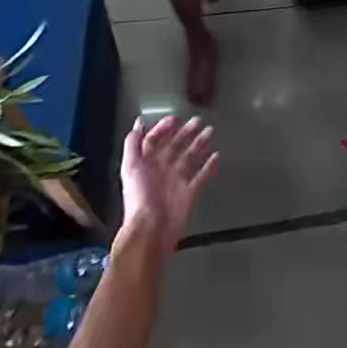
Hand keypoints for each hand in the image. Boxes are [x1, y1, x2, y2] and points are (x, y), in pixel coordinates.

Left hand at [118, 116, 216, 252]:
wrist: (151, 229)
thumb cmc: (139, 198)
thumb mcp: (130, 167)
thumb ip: (133, 144)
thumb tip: (138, 124)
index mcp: (147, 163)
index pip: (154, 140)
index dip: (163, 128)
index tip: (175, 118)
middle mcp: (162, 170)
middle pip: (175, 146)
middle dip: (186, 133)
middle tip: (198, 121)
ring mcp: (177, 181)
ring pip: (190, 157)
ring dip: (200, 144)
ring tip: (210, 131)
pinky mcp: (190, 192)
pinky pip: (202, 176)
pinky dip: (209, 166)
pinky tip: (216, 156)